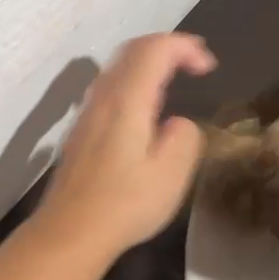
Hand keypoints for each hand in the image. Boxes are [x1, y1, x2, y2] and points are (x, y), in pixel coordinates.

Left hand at [32, 32, 215, 259]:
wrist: (70, 232)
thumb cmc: (125, 204)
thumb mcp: (172, 174)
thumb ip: (184, 137)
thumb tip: (176, 124)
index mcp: (127, 100)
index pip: (155, 50)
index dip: (185, 47)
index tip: (208, 67)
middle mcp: (102, 98)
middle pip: (132, 50)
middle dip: (166, 47)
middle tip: (194, 61)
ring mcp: (86, 114)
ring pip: (116, 69)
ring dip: (147, 64)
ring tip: (172, 81)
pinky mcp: (80, 133)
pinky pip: (108, 89)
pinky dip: (133, 83)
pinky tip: (144, 111)